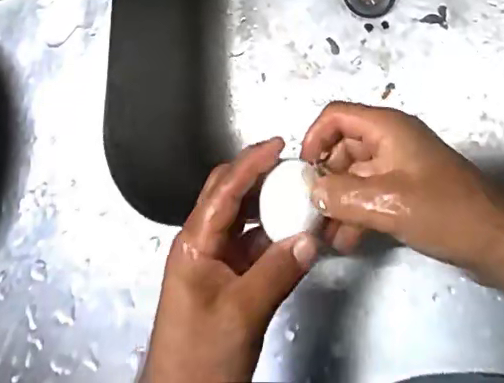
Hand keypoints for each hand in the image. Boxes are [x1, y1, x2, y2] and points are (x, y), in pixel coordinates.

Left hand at [143, 138, 316, 382]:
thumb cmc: (199, 358)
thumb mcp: (242, 313)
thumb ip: (277, 272)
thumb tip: (309, 238)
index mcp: (195, 241)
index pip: (224, 188)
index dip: (251, 162)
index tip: (277, 145)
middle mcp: (201, 244)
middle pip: (229, 195)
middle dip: (258, 176)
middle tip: (290, 166)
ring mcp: (212, 262)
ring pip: (241, 220)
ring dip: (266, 206)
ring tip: (296, 196)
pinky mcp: (224, 282)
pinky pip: (249, 246)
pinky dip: (270, 237)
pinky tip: (292, 237)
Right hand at [302, 101, 503, 279]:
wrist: (498, 242)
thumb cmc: (444, 210)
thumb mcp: (386, 203)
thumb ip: (342, 195)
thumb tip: (310, 191)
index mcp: (387, 127)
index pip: (336, 116)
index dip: (314, 138)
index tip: (301, 171)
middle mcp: (391, 139)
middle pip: (343, 146)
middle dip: (324, 176)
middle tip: (309, 209)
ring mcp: (401, 166)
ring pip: (355, 173)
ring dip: (338, 199)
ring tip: (324, 232)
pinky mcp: (410, 191)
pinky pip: (372, 193)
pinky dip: (356, 211)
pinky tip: (346, 240)